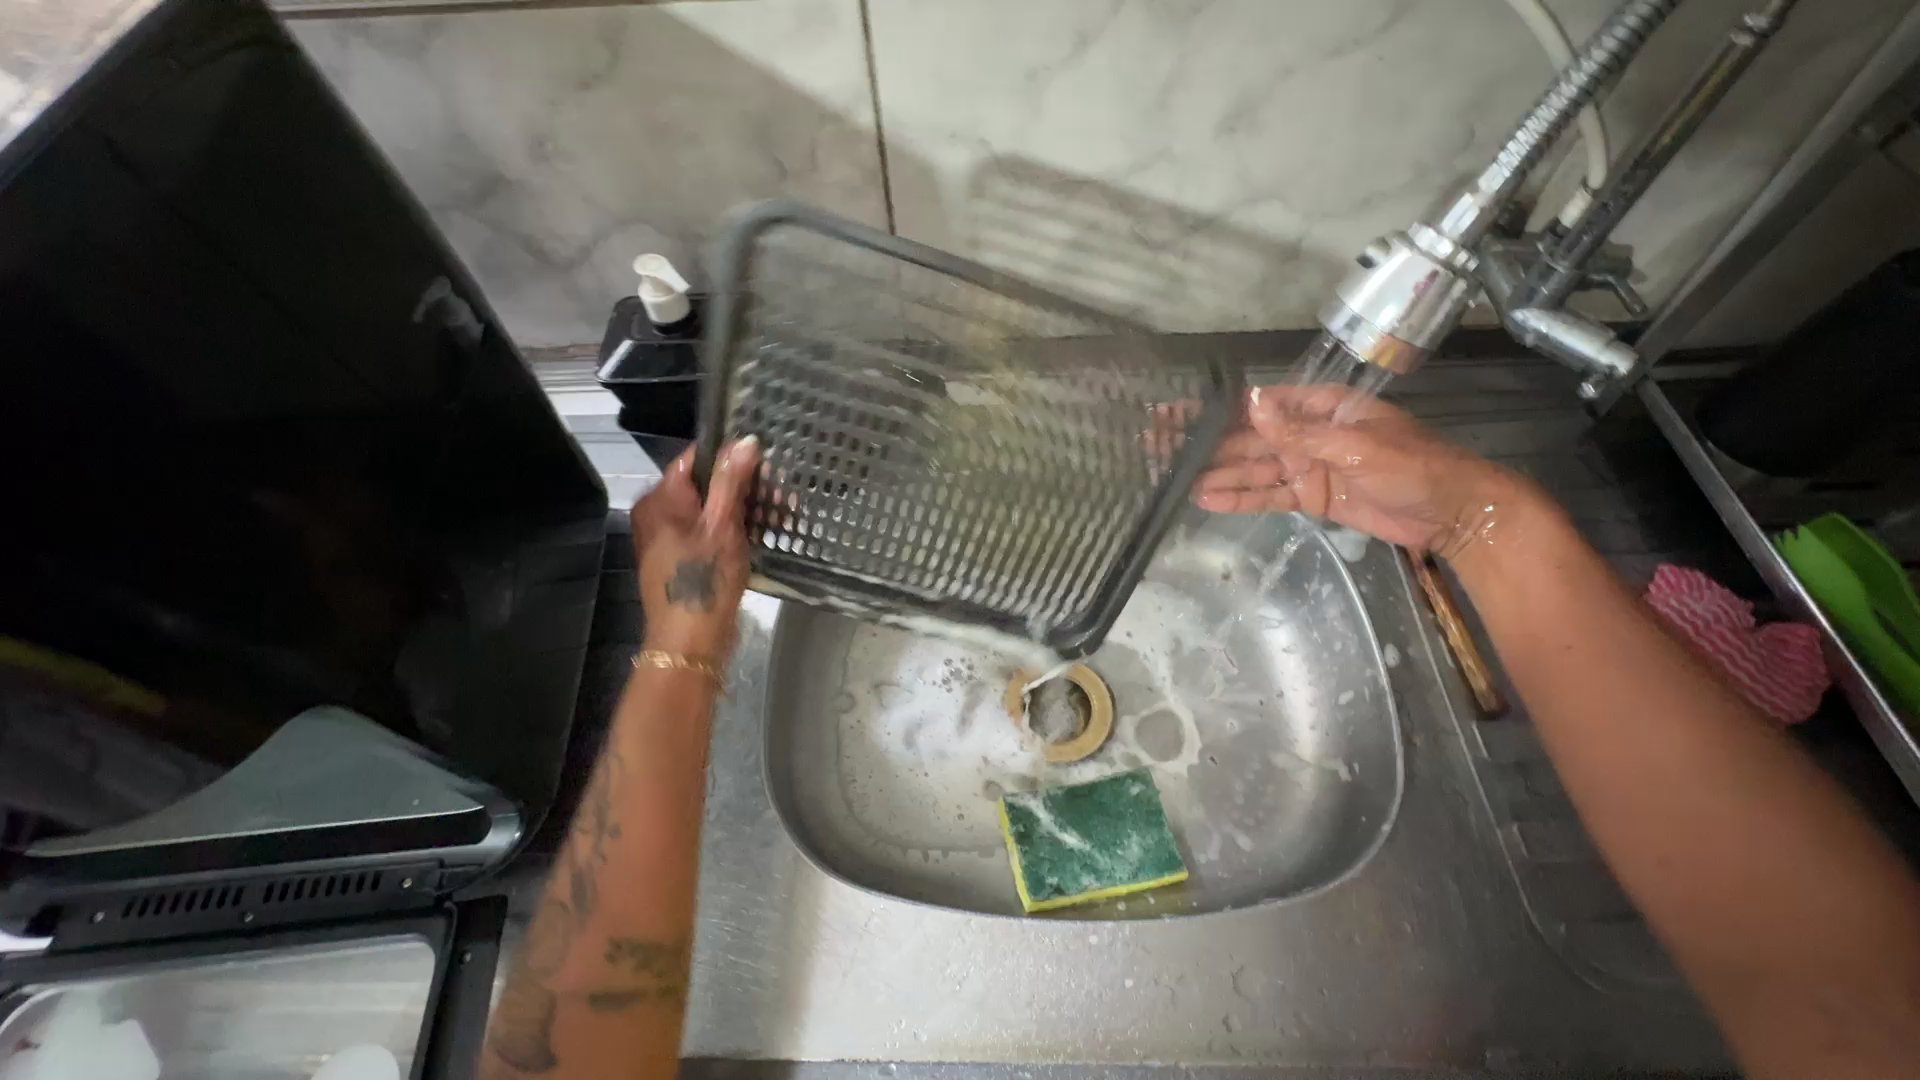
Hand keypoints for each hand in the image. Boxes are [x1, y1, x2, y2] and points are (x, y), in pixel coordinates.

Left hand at [632, 438, 760, 660]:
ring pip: (711, 511)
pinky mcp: (683, 561)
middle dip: (745, 489)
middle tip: (782, 496)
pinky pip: (710, 534)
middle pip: (705, 486)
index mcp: (659, 500)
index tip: (765, 463)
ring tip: (782, 516)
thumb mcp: (722, 525)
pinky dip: (735, 532)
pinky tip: (764, 536)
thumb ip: (732, 480)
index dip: (730, 457)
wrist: (689, 643)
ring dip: (746, 512)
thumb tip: (745, 440)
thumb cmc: (703, 580)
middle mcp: (657, 515)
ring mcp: (669, 540)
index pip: (695, 459)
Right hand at [1192, 385, 1535, 561]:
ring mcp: (1307, 466)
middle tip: (1160, 449)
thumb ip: (1299, 431)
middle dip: (1206, 444)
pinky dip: (1241, 498)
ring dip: (1217, 474)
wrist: (1454, 513)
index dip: (1215, 408)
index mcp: (1321, 408)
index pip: (1258, 404)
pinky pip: (1269, 495)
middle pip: (1247, 438)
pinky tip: (1208, 499)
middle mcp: (1307, 434)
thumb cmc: (1413, 466)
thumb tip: (1251, 402)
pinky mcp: (1311, 496)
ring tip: (1175, 481)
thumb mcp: (1355, 446)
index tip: (1176, 412)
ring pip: (1253, 468)